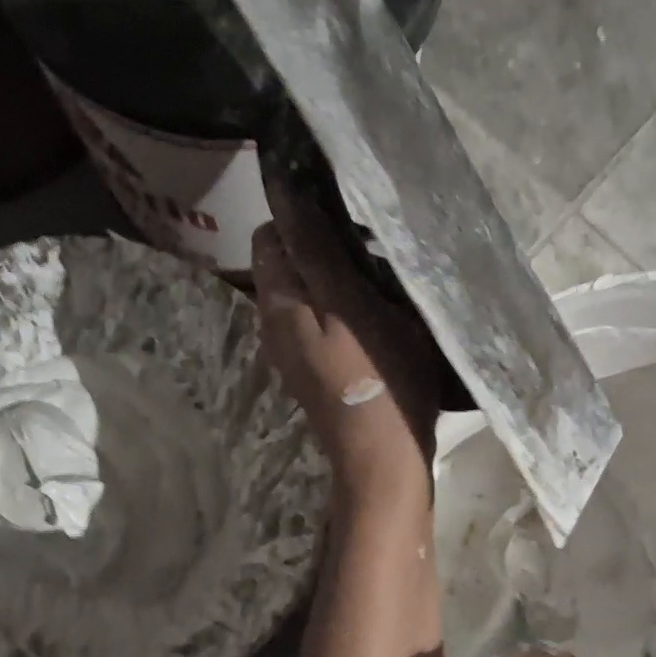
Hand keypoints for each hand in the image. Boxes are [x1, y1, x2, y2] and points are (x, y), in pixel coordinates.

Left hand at [252, 181, 437, 502]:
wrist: (383, 457)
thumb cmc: (378, 376)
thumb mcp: (352, 304)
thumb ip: (318, 252)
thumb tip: (289, 199)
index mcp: (277, 300)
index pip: (272, 232)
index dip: (304, 214)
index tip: (349, 214)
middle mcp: (271, 321)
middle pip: (287, 262)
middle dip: (322, 246)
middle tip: (373, 247)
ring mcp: (291, 350)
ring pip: (305, 292)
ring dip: (335, 278)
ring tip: (379, 279)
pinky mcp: (313, 370)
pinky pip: (319, 320)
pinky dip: (339, 308)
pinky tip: (372, 318)